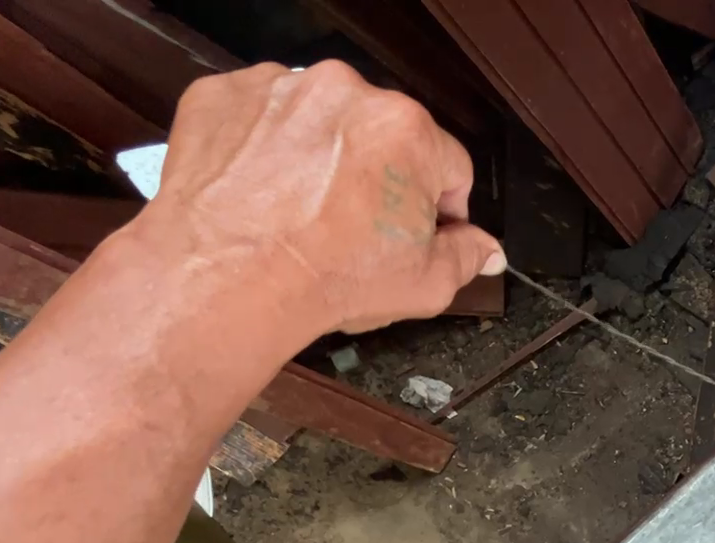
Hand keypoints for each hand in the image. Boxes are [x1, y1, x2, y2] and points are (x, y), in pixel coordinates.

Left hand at [126, 61, 504, 341]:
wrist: (231, 274)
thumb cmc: (334, 276)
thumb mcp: (429, 283)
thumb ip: (468, 256)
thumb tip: (488, 249)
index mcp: (410, 132)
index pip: (452, 165)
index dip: (445, 207)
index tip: (423, 234)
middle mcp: (348, 92)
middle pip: (390, 136)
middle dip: (387, 177)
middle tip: (367, 228)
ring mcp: (282, 87)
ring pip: (330, 122)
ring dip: (333, 158)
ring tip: (316, 212)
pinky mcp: (226, 94)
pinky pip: (269, 116)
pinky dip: (276, 148)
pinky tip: (276, 194)